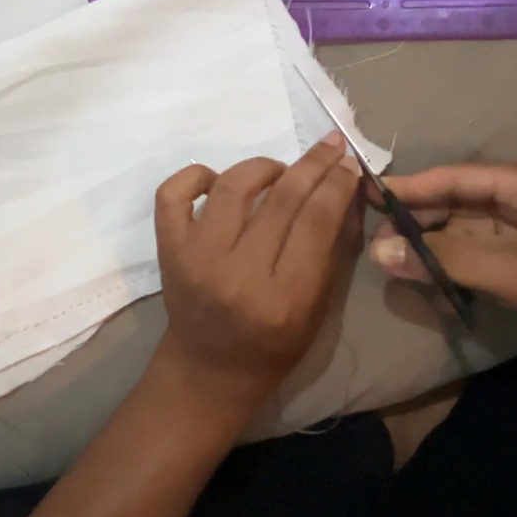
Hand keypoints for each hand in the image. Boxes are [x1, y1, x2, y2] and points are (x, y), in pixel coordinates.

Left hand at [151, 132, 363, 409]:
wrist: (208, 369)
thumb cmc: (273, 345)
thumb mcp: (318, 309)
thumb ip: (334, 250)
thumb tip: (346, 188)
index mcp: (284, 298)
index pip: (316, 221)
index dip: (337, 183)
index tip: (348, 162)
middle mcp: (238, 275)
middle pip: (282, 199)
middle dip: (313, 165)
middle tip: (329, 147)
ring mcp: (197, 258)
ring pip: (232, 186)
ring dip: (263, 167)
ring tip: (278, 172)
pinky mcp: (168, 248)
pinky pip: (174, 193)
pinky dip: (196, 176)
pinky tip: (217, 181)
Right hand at [368, 162, 516, 389]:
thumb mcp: (516, 273)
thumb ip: (445, 259)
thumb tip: (378, 250)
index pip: (459, 177)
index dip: (413, 185)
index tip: (368, 194)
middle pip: (466, 201)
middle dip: (423, 217)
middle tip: (375, 231)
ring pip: (476, 231)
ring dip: (438, 242)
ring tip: (393, 254)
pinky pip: (490, 255)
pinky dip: (460, 263)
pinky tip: (432, 273)